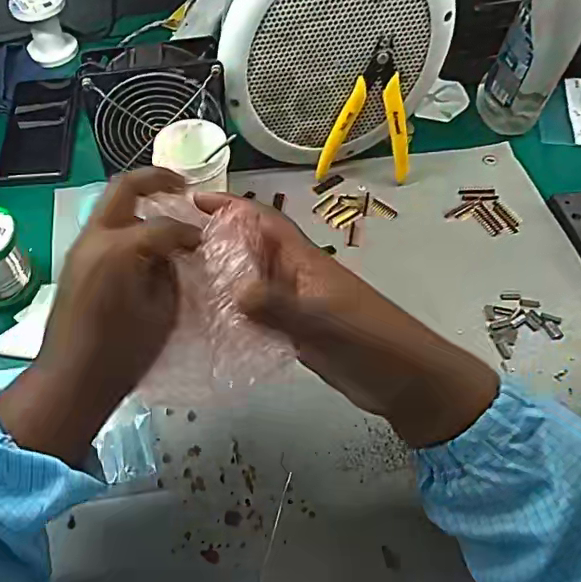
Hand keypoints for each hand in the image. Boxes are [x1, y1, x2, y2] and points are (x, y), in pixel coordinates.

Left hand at [0, 168, 200, 460]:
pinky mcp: (74, 262)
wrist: (72, 378)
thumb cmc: (123, 353)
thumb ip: (169, 273)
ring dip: (137, 202)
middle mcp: (95, 238)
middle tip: (181, 185)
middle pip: (124, 187)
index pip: (165, 227)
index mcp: (121, 249)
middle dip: (155, 179)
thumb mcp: (162, 312)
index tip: (203, 243)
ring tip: (165, 213)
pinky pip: (103, 228)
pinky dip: (125, 224)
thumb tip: (171, 254)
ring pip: (109, 206)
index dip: (189, 233)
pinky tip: (144, 241)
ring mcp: (80, 248)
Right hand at [194, 193, 496, 446]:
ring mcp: (297, 306)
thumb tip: (232, 290)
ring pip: (252, 284)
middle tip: (174, 245)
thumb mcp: (325, 321)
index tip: (195, 200)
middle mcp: (297, 278)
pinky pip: (258, 317)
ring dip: (222, 279)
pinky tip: (211, 324)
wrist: (406, 382)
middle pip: (252, 250)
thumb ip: (280, 305)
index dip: (231, 207)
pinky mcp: (297, 333)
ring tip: (181, 279)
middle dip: (217, 241)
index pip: (264, 223)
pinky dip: (235, 315)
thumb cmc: (372, 342)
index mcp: (306, 263)